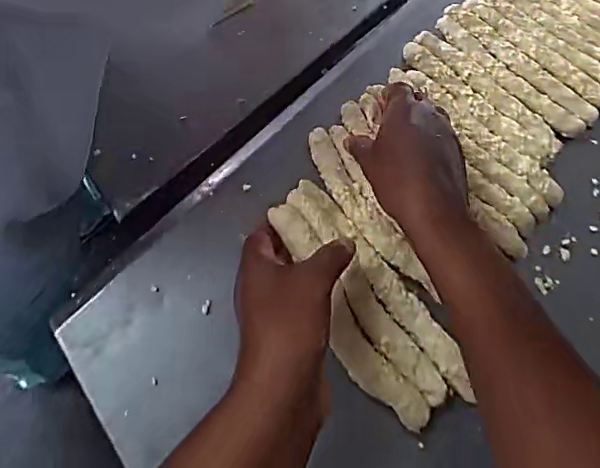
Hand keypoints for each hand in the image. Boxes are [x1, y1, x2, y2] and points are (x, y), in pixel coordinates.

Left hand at [233, 223, 353, 400]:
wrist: (283, 389)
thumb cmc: (289, 323)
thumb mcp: (313, 278)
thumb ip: (329, 255)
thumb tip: (344, 241)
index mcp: (255, 267)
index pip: (261, 232)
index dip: (279, 219)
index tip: (305, 210)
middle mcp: (258, 288)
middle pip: (277, 256)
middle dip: (301, 243)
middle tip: (330, 230)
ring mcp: (271, 315)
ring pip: (291, 282)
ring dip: (312, 271)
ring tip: (341, 257)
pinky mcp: (287, 337)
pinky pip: (302, 306)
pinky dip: (317, 297)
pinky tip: (340, 293)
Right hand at [346, 83, 470, 243]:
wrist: (436, 210)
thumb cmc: (397, 180)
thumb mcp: (370, 163)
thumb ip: (360, 146)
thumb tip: (352, 140)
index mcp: (404, 109)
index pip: (398, 88)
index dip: (388, 95)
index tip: (380, 105)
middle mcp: (428, 113)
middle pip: (417, 99)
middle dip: (405, 107)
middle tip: (390, 123)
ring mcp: (446, 130)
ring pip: (432, 116)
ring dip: (420, 123)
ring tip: (406, 142)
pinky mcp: (457, 148)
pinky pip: (442, 134)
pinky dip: (432, 139)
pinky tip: (423, 158)